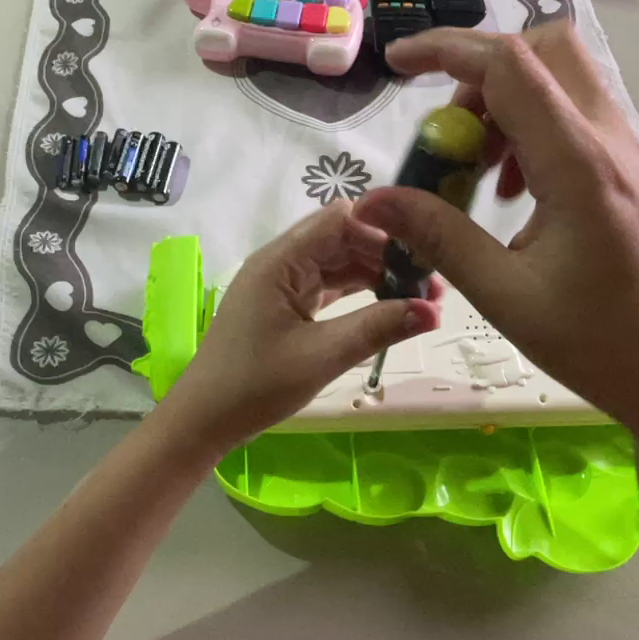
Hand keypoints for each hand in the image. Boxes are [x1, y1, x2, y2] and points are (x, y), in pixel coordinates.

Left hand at [158, 201, 439, 448]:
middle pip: (342, 238)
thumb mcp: (321, 357)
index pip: (340, 219)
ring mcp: (281, 284)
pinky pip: (328, 286)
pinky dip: (358, 293)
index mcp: (280, 261)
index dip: (383, 229)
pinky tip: (389, 306)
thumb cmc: (255, 385)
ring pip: (337, 263)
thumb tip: (434, 311)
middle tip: (432, 282)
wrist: (204, 420)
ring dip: (375, 275)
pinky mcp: (284, 305)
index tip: (423, 253)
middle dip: (386, 254)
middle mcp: (280, 262)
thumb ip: (377, 328)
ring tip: (420, 297)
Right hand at [353, 23, 638, 443]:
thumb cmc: (593, 341)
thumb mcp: (502, 294)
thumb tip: (373, 200)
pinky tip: (511, 191)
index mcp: (577, 163)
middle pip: (546, 48)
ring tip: (474, 168)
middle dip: (482, 70)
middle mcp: (608, 139)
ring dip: (506, 101)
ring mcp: (625, 151)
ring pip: (562, 78)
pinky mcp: (627, 170)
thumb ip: (437, 236)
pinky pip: (574, 115)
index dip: (445, 49)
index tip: (396, 63)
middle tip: (448, 132)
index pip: (508, 65)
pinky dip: (530, 126)